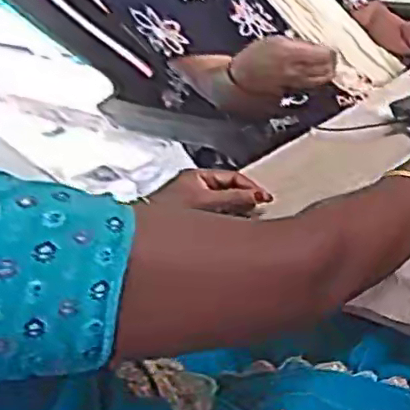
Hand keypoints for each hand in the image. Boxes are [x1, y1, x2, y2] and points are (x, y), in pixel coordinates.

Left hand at [154, 169, 272, 215]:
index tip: (265, 199)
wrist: (143, 232)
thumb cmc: (171, 212)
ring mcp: (198, 202)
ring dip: (241, 211)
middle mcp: (198, 187)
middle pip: (233, 190)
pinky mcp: (198, 217)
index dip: (251, 187)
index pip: (234, 177)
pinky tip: (237, 226)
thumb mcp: (208, 202)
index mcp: (198, 177)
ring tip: (251, 219)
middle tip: (261, 209)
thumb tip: (259, 196)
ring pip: (229, 203)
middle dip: (248, 200)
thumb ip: (235, 198)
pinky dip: (233, 219)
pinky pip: (223, 214)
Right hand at [228, 36, 336, 95]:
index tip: (330, 47)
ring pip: (325, 78)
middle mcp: (296, 68)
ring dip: (329, 70)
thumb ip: (298, 44)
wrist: (245, 77)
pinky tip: (318, 71)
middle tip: (331, 56)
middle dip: (332, 61)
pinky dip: (321, 77)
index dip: (330, 51)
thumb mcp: (276, 41)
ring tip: (327, 63)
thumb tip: (318, 47)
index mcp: (289, 52)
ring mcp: (299, 81)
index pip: (322, 54)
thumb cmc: (258, 55)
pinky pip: (317, 83)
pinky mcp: (300, 90)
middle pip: (327, 67)